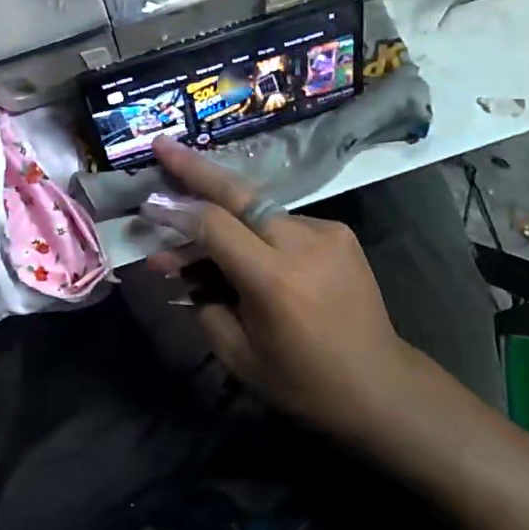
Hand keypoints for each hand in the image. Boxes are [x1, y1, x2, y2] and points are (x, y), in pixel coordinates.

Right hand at [140, 136, 425, 439]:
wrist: (380, 383)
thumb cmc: (303, 382)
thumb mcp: (240, 355)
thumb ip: (201, 302)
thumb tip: (168, 262)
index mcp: (274, 280)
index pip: (214, 226)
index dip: (176, 212)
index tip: (147, 203)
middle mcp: (302, 243)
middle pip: (239, 193)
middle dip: (196, 167)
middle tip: (164, 146)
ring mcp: (327, 232)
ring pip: (261, 208)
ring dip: (228, 210)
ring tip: (199, 218)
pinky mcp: (341, 231)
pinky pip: (286, 221)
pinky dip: (260, 229)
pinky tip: (252, 249)